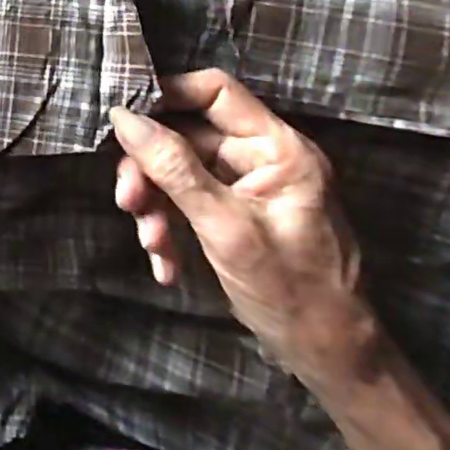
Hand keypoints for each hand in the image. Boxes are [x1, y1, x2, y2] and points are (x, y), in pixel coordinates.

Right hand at [110, 69, 377, 387]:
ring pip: (176, 170)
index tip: (122, 119)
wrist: (326, 357)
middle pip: (185, 136)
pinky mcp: (229, 212)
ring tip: (151, 242)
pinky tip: (164, 262)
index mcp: (277, 149)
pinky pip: (182, 200)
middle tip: (128, 201)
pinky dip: (166, 226)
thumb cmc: (291, 290)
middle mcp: (260, 158)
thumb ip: (173, 168)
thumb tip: (124, 118)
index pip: (215, 92)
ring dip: (154, 204)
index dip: (166, 95)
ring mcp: (243, 186)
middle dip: (149, 169)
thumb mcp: (225, 227)